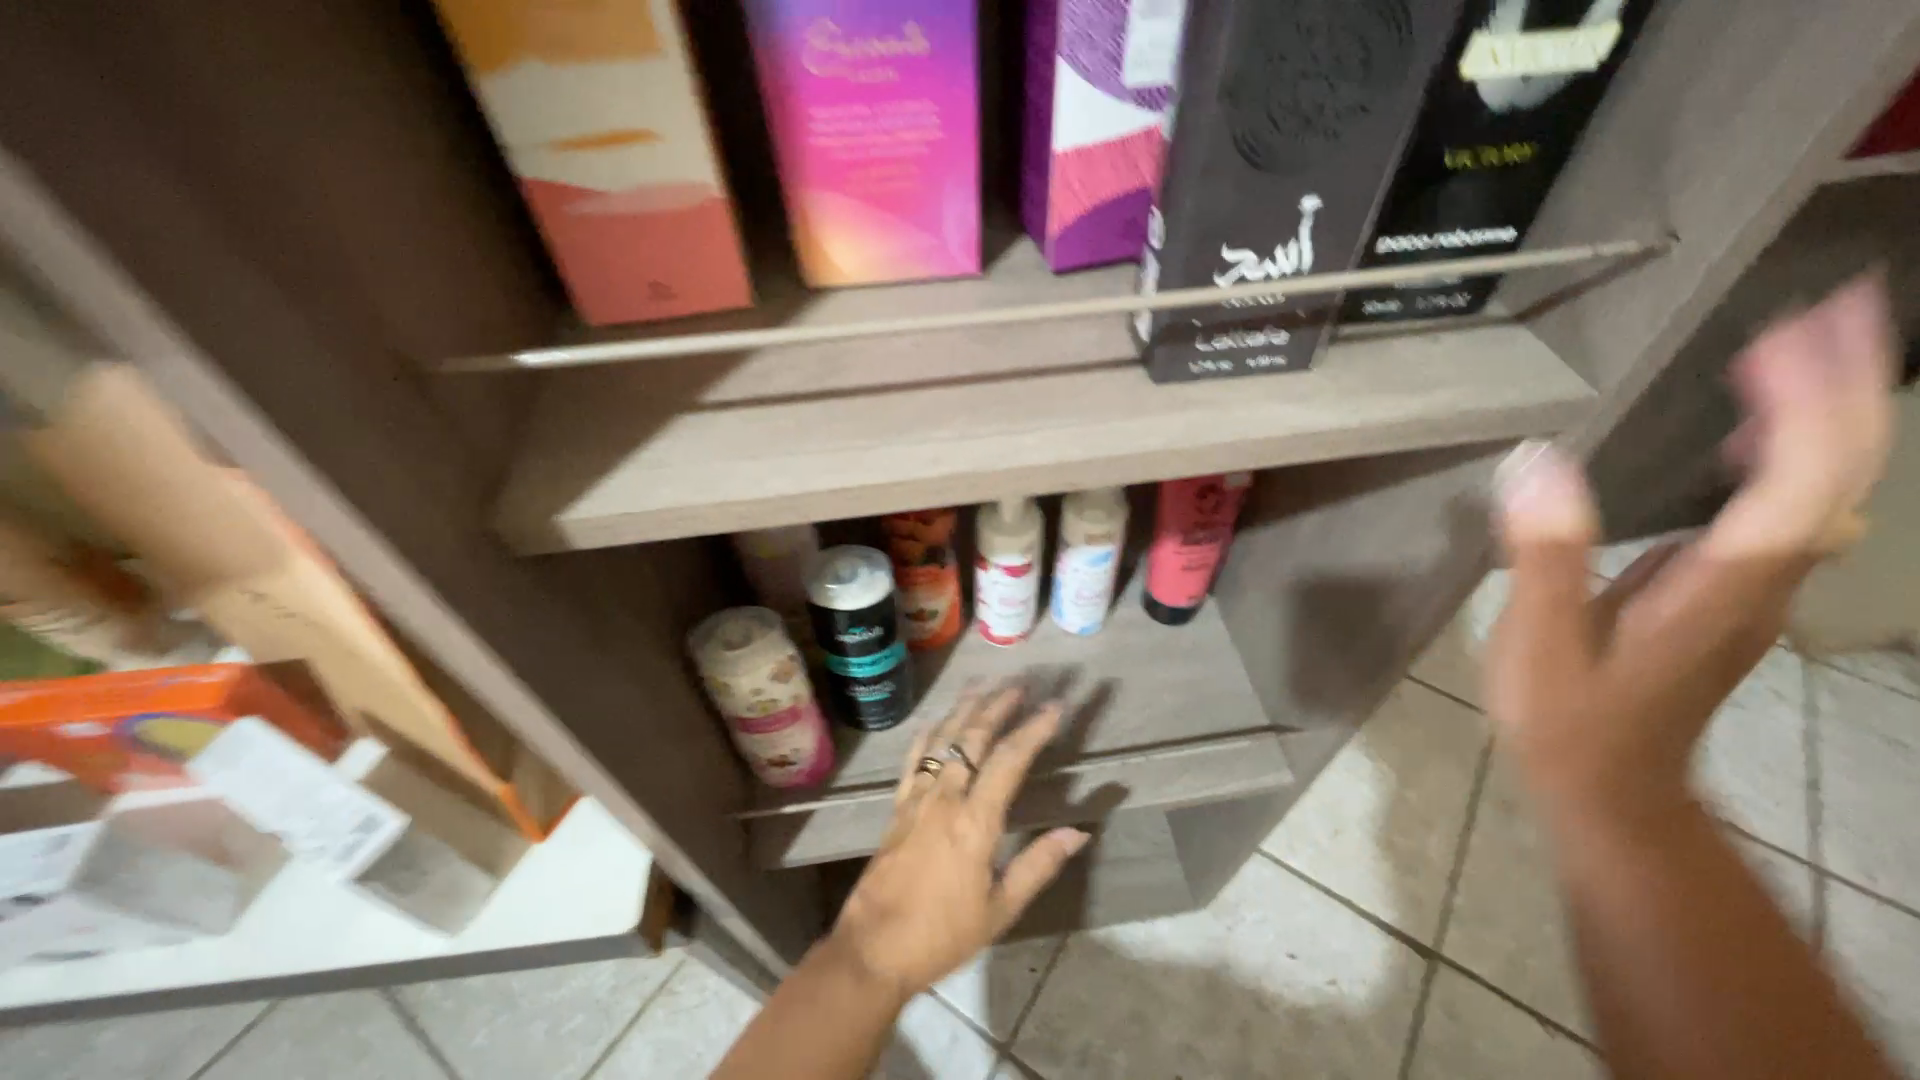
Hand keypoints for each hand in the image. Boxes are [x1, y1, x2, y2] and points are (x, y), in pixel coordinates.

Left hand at [825, 683, 1090, 999]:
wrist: (874, 949)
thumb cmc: (943, 934)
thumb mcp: (1001, 909)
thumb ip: (1038, 865)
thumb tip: (1077, 832)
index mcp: (975, 821)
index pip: (1009, 760)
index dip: (1033, 729)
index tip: (1054, 707)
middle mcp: (945, 798)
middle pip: (973, 738)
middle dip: (998, 706)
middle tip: (1020, 683)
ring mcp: (916, 799)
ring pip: (941, 740)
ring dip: (964, 710)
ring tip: (982, 685)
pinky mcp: (897, 808)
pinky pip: (914, 759)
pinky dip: (928, 734)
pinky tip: (935, 721)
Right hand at [1486, 274, 1897, 833]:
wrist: (1612, 793)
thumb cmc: (1571, 723)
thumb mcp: (1542, 643)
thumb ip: (1546, 554)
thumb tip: (1533, 460)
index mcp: (1722, 584)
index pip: (1800, 477)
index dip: (1808, 398)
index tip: (1788, 329)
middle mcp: (1762, 578)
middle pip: (1837, 472)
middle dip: (1842, 385)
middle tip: (1822, 309)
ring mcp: (1753, 589)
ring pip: (1822, 489)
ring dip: (1821, 413)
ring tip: (1791, 349)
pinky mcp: (1729, 595)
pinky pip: (1784, 509)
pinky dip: (1785, 455)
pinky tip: (1747, 435)